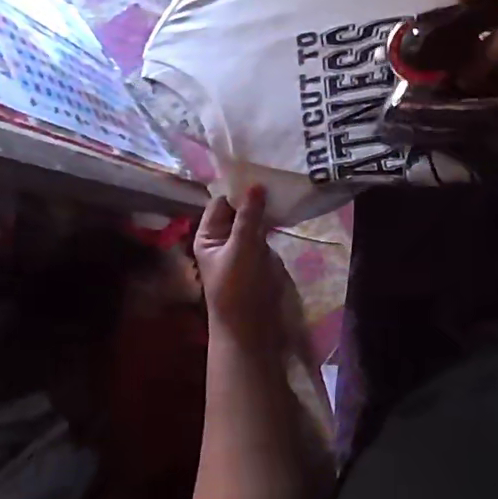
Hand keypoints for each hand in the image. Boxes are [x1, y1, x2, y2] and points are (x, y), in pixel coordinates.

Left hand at [192, 185, 286, 346]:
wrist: (251, 329)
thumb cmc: (238, 288)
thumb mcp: (241, 248)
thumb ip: (249, 216)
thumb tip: (256, 184)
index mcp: (209, 235)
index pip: (221, 201)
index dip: (237, 187)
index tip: (259, 169)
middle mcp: (224, 237)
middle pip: (239, 208)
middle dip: (254, 194)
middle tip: (276, 171)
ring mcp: (244, 245)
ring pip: (255, 218)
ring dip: (267, 205)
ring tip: (284, 183)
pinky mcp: (262, 255)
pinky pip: (267, 230)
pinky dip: (275, 219)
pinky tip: (289, 206)